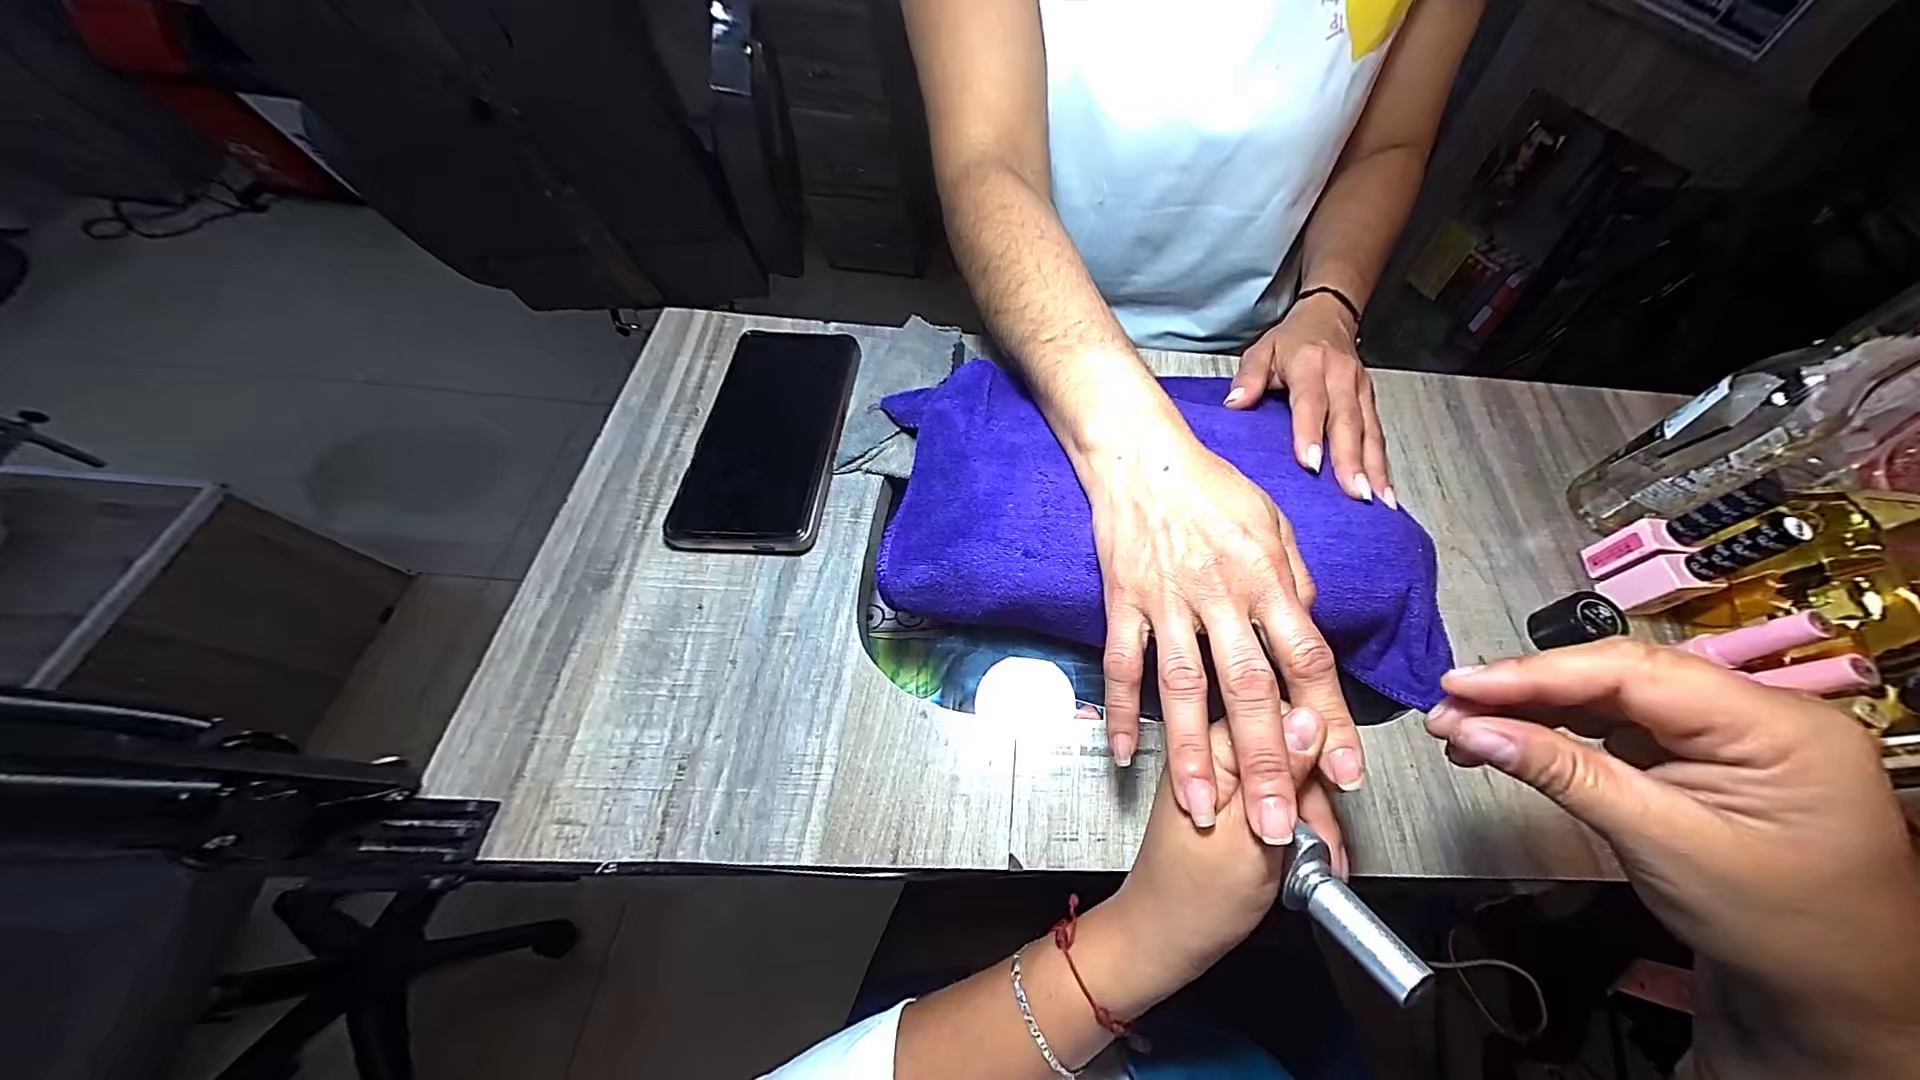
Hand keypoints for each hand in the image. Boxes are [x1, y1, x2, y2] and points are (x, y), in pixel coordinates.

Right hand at [1087, 431, 1364, 843]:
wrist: (1140, 458)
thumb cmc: (1210, 485)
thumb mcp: (1272, 520)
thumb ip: (1295, 578)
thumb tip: (1309, 624)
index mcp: (1264, 576)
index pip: (1305, 657)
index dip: (1327, 719)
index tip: (1344, 774)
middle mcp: (1218, 595)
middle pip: (1246, 687)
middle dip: (1264, 761)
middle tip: (1278, 826)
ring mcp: (1165, 601)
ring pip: (1180, 686)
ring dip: (1191, 751)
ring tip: (1202, 809)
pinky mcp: (1121, 601)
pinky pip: (1120, 662)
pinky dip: (1119, 708)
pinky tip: (1123, 751)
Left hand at [1105, 719, 1347, 1005]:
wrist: (1167, 933)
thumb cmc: (1195, 893)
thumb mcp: (1250, 831)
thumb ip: (1280, 771)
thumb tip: (1308, 717)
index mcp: (1208, 744)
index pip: (1278, 714)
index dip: (1315, 750)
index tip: (1334, 787)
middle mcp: (1209, 750)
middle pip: (1285, 748)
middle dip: (1316, 797)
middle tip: (1324, 841)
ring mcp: (1218, 774)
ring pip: (1287, 778)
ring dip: (1311, 820)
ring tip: (1319, 861)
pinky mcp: (1227, 798)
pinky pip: (1275, 798)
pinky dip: (1297, 828)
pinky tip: (1307, 858)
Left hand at [1226, 292, 1390, 507]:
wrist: (1327, 316)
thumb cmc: (1290, 341)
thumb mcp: (1260, 351)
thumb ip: (1248, 378)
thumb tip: (1234, 403)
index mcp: (1311, 366)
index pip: (1311, 404)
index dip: (1311, 434)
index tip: (1311, 463)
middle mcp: (1342, 378)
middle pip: (1348, 423)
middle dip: (1352, 461)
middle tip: (1353, 493)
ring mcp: (1360, 390)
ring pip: (1370, 432)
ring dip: (1375, 468)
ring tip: (1377, 499)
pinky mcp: (1370, 401)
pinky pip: (1378, 435)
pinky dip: (1383, 463)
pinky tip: (1385, 489)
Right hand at [1424, 641, 1919, 1076]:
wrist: (1833, 996)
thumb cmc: (1784, 928)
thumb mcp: (1664, 844)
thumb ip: (1564, 773)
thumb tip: (1473, 729)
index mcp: (1777, 726)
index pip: (1629, 672)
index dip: (1533, 673)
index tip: (1459, 685)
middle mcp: (1748, 712)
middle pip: (1607, 675)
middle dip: (1519, 689)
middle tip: (1447, 706)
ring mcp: (1713, 729)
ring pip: (1593, 695)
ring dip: (1520, 708)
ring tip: (1458, 725)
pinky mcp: (1681, 749)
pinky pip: (1597, 722)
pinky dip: (1541, 729)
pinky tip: (1499, 739)